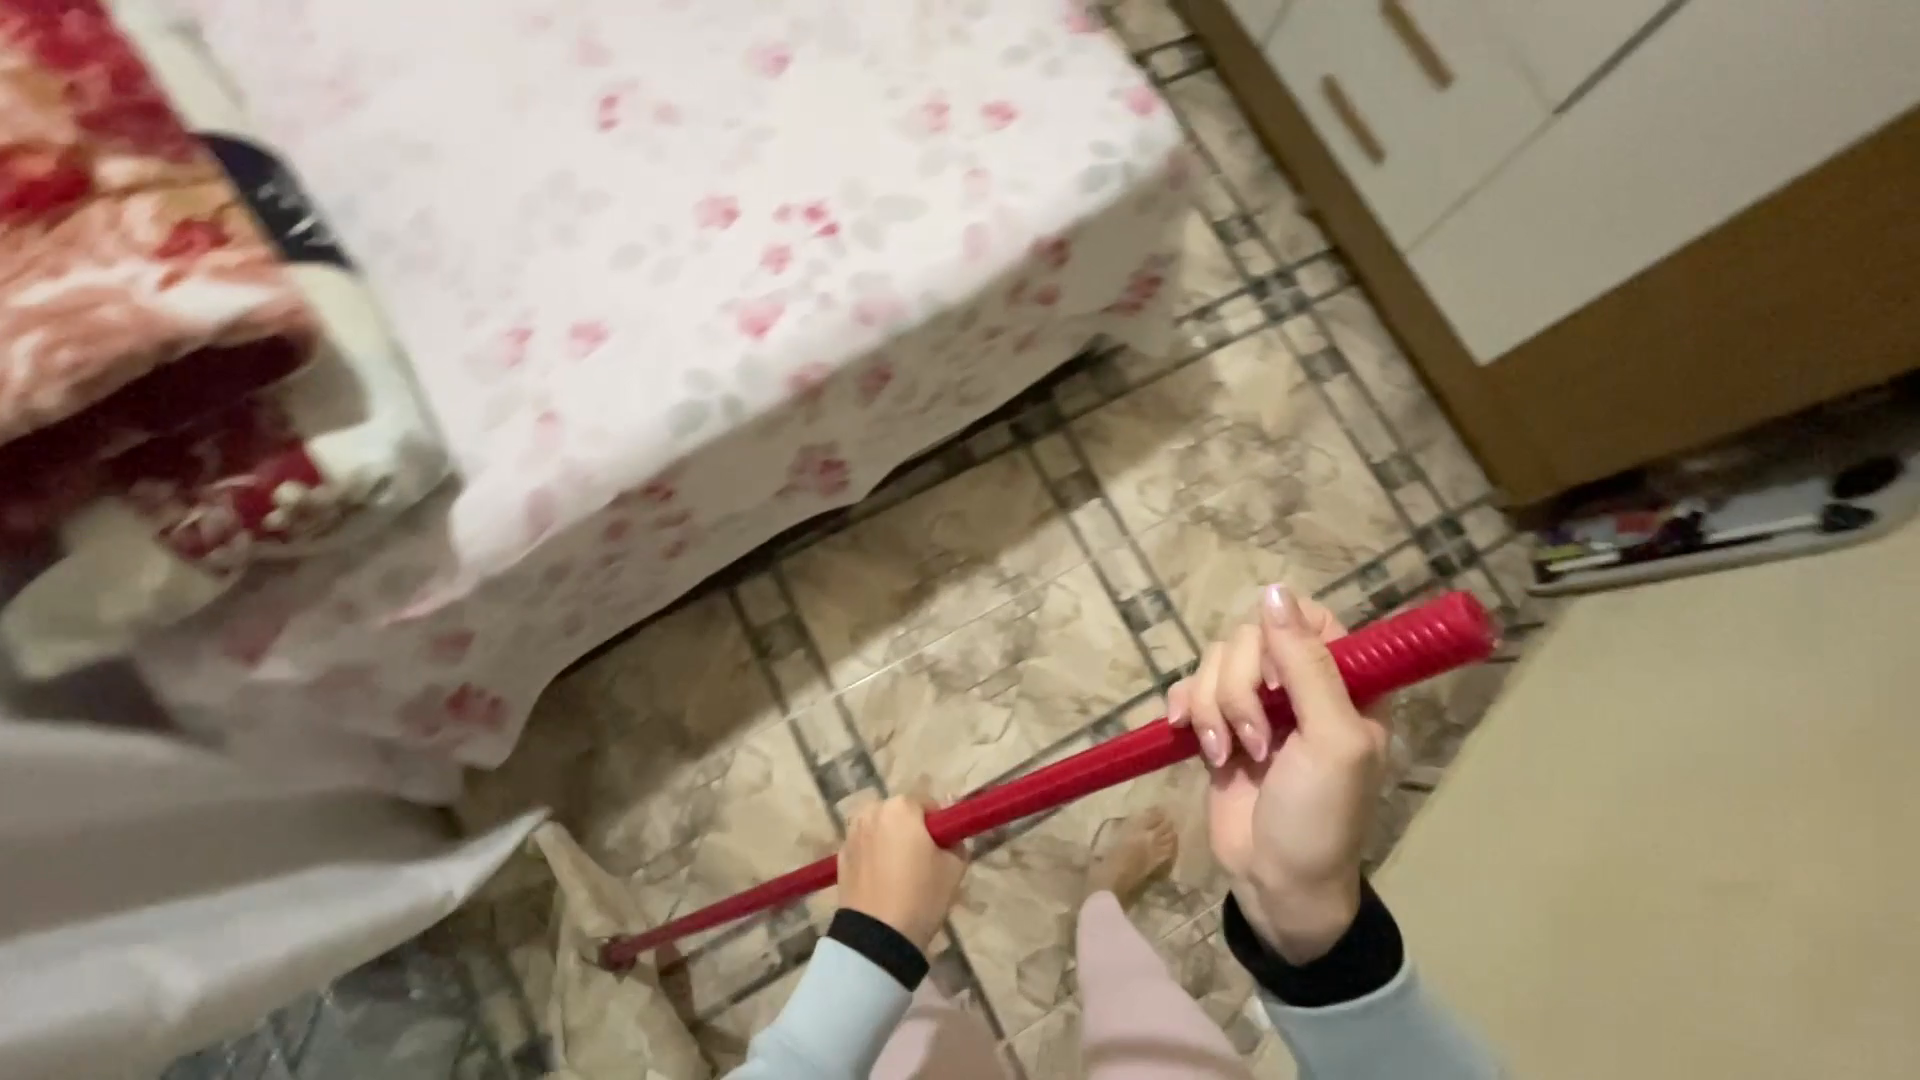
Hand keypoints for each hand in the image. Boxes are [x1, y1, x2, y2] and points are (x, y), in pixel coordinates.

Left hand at [837, 794, 967, 951]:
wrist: (877, 937)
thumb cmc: (921, 895)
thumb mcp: (955, 868)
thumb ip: (955, 843)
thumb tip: (948, 840)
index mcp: (901, 807)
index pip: (927, 805)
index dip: (938, 826)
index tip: (942, 849)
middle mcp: (872, 811)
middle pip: (900, 814)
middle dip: (912, 830)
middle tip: (923, 862)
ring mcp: (852, 834)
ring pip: (880, 830)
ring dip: (890, 841)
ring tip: (900, 874)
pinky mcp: (840, 857)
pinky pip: (865, 848)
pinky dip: (873, 857)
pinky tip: (882, 883)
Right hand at [1168, 585, 1388, 962]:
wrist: (1276, 882)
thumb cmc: (1320, 817)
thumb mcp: (1332, 741)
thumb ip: (1308, 665)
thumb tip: (1273, 591)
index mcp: (1345, 682)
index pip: (1305, 617)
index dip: (1279, 641)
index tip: (1280, 685)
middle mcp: (1300, 684)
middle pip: (1248, 637)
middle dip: (1239, 689)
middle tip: (1256, 739)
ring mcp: (1256, 705)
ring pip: (1214, 662)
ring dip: (1212, 708)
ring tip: (1228, 753)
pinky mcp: (1217, 724)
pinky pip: (1190, 688)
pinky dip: (1186, 710)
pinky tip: (1192, 740)